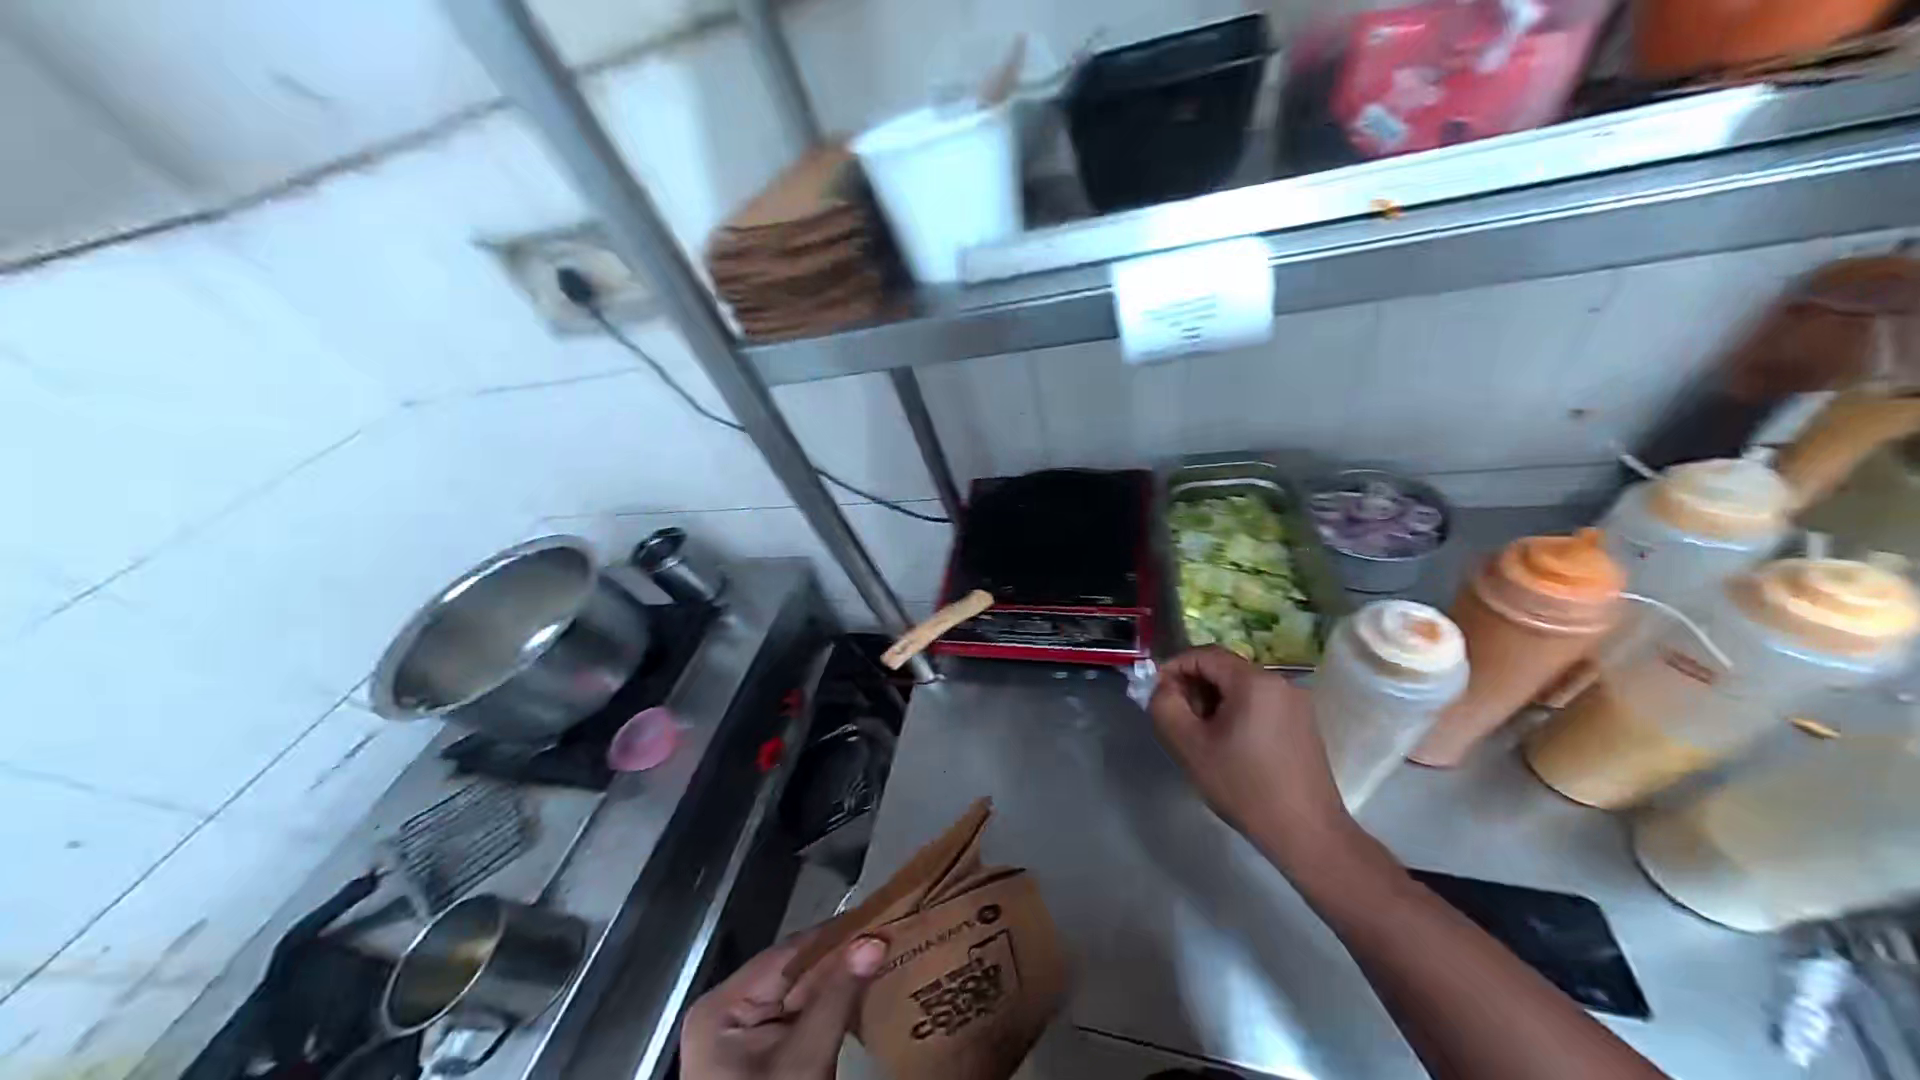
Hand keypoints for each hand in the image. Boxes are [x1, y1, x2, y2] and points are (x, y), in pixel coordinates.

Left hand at [680, 927, 887, 1079]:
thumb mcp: (803, 1064)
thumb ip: (837, 997)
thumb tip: (874, 939)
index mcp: (721, 1007)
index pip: (788, 955)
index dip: (835, 936)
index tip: (881, 919)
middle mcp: (727, 1009)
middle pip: (794, 971)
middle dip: (841, 958)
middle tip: (890, 937)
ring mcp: (743, 1032)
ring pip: (801, 991)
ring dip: (841, 980)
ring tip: (884, 955)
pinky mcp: (761, 1052)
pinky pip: (801, 1015)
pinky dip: (832, 1005)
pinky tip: (864, 992)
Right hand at [1148, 646, 1357, 869]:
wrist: (1306, 833)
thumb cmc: (1243, 786)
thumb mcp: (1189, 745)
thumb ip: (1164, 706)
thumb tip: (1164, 687)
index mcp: (1253, 680)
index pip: (1203, 654)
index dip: (1174, 668)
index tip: (1158, 695)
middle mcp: (1280, 681)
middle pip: (1224, 669)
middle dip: (1194, 687)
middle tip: (1179, 719)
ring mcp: (1297, 702)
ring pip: (1241, 687)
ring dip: (1214, 701)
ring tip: (1202, 736)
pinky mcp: (1303, 723)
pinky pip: (1260, 703)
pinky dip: (1237, 712)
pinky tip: (1230, 746)